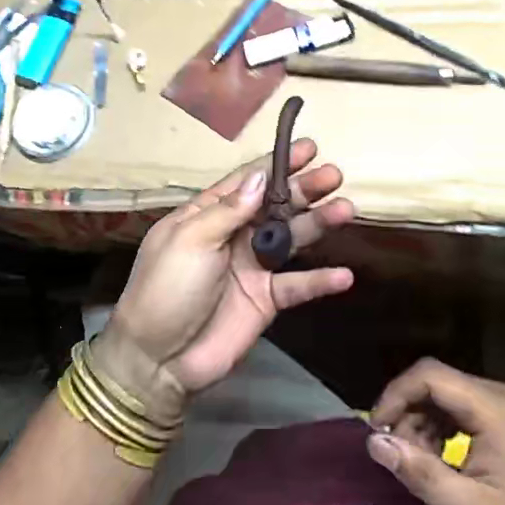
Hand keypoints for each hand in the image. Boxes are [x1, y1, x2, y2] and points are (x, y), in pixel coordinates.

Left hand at [96, 139, 355, 420]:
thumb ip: (228, 211)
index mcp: (205, 216)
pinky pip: (297, 285)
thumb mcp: (190, 241)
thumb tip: (259, 178)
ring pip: (291, 239)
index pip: (246, 183)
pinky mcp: (265, 301)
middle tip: (335, 175)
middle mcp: (231, 237)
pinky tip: (343, 275)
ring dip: (318, 224)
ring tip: (345, 209)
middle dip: (304, 189)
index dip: (276, 165)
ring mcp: (250, 269)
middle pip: (274, 207)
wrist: (158, 357)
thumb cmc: (166, 288)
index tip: (308, 147)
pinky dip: (320, 280)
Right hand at [366, 359, 504, 504]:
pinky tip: (445, 467)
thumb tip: (373, 442)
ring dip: (424, 425)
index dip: (393, 396)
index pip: (428, 375)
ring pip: (452, 400)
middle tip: (397, 455)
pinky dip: (446, 434)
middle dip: (408, 413)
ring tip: (419, 465)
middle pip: (439, 383)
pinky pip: (471, 417)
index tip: (376, 433)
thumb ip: (417, 471)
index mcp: (496, 410)